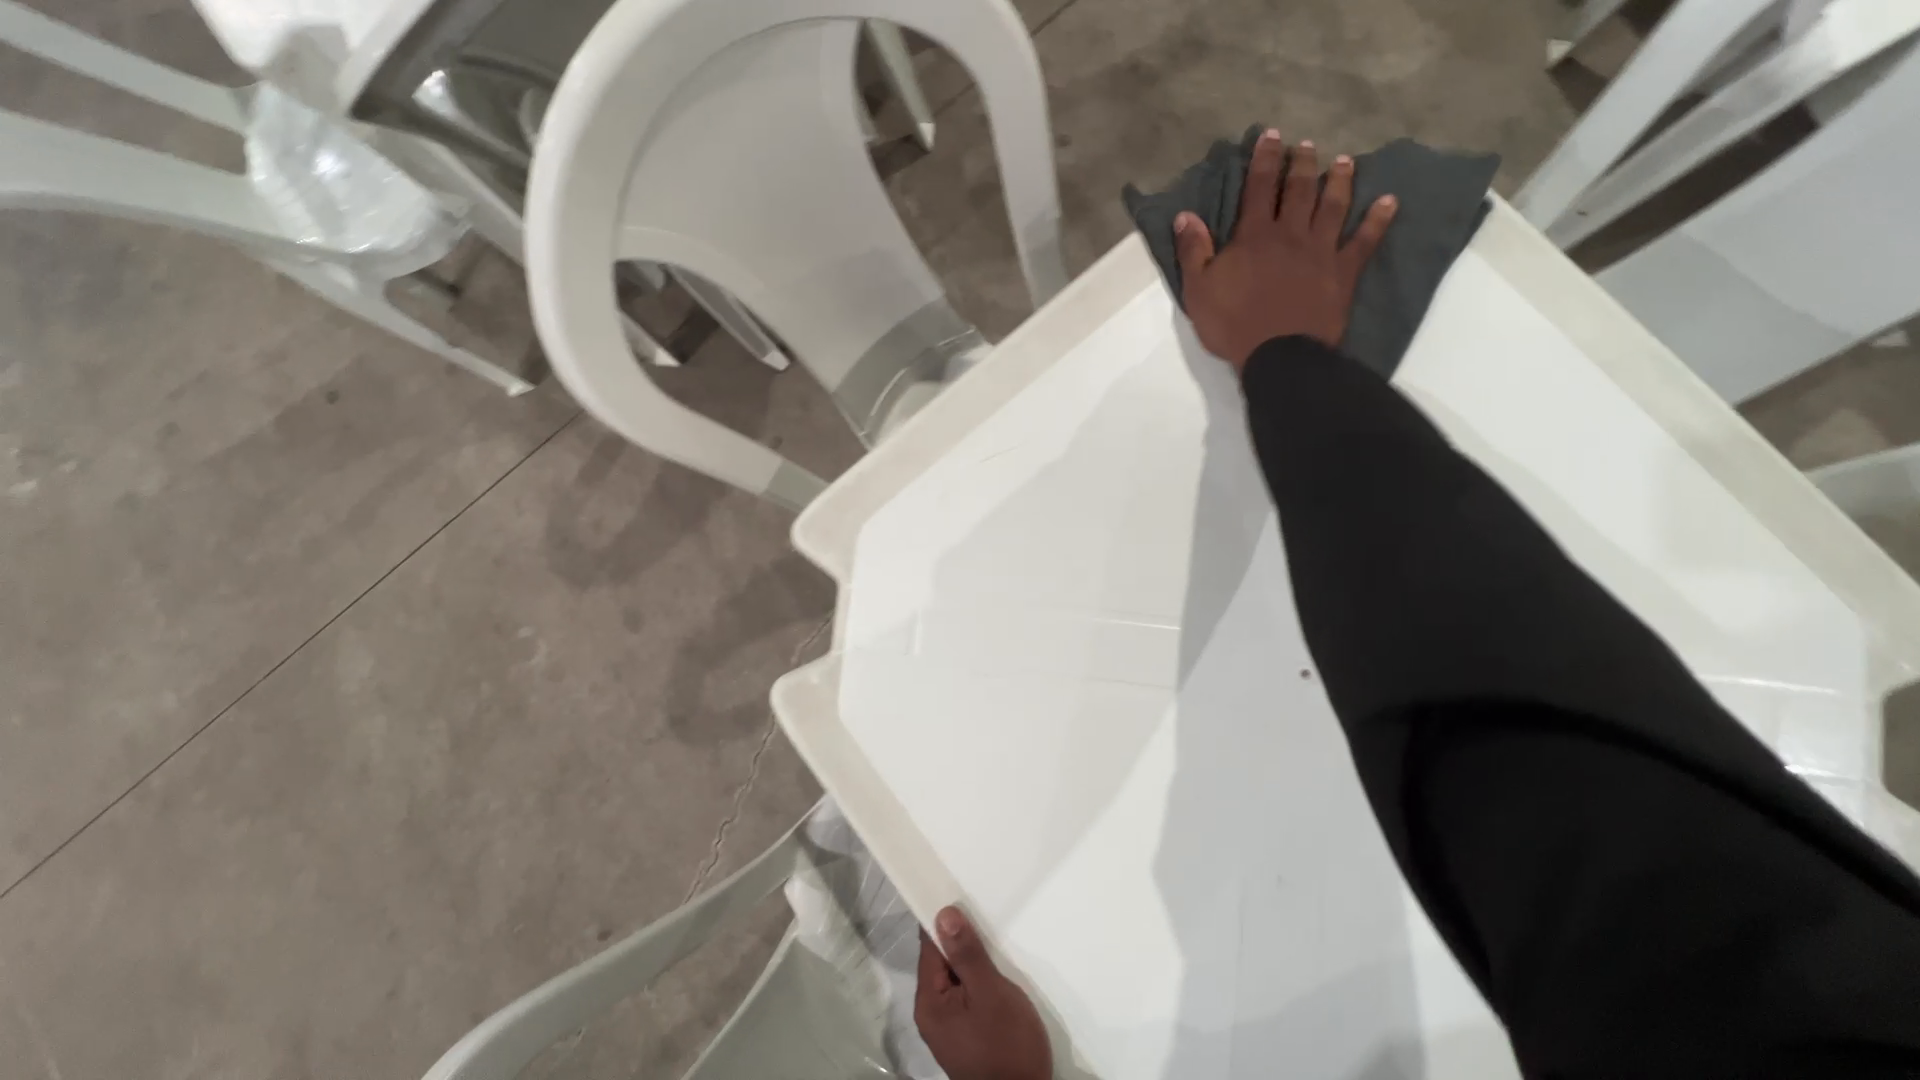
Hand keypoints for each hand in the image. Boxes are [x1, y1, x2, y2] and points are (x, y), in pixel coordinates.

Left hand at [915, 906, 1051, 1079]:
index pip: (929, 947)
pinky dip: (978, 981)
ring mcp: (949, 1026)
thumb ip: (967, 954)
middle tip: (983, 911)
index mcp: (929, 1002)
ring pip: (957, 979)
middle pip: (942, 962)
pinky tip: (996, 970)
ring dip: (973, 961)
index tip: (957, 892)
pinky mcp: (966, 1034)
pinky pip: (966, 996)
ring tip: (993, 936)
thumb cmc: (1007, 1044)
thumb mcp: (990, 993)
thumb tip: (943, 914)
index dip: (942, 920)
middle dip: (961, 941)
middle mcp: (931, 1014)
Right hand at [1176, 130, 1397, 371]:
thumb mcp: (1199, 291)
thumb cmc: (1233, 325)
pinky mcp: (1344, 272)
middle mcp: (1290, 234)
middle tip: (1308, 144)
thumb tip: (1186, 216)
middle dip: (1302, 164)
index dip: (1264, 159)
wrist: (1279, 356)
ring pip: (1333, 207)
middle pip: (1299, 191)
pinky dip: (1377, 221)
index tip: (1271, 135)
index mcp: (1254, 237)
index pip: (1258, 188)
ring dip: (1339, 182)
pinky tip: (1389, 202)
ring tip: (1345, 162)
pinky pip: (1364, 241)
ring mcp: (1321, 251)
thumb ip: (1194, 252)